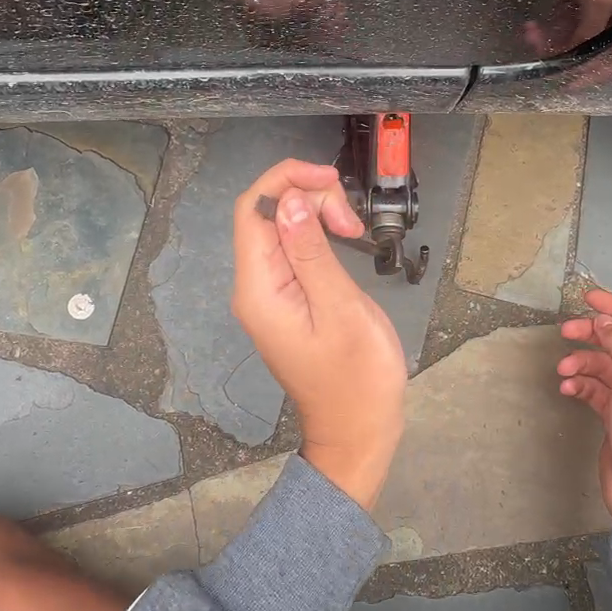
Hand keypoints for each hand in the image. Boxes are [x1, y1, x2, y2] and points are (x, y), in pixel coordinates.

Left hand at [230, 159, 405, 508]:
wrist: (357, 432)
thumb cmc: (358, 378)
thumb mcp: (341, 310)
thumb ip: (312, 254)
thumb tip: (289, 202)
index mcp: (259, 290)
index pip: (254, 210)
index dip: (286, 180)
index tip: (331, 178)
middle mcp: (254, 287)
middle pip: (266, 214)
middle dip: (308, 197)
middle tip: (351, 220)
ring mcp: (268, 294)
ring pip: (281, 228)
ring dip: (316, 214)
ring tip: (353, 230)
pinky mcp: (286, 299)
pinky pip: (292, 249)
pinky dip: (317, 233)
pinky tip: (343, 238)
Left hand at [523, 0, 611, 88]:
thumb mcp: (597, 0)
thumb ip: (589, 35)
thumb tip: (577, 60)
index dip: (598, 74)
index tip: (571, 84)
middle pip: (594, 52)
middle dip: (567, 57)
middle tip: (543, 64)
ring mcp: (594, 10)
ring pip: (572, 41)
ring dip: (549, 43)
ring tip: (529, 36)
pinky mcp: (573, 2)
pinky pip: (559, 27)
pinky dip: (544, 31)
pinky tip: (529, 28)